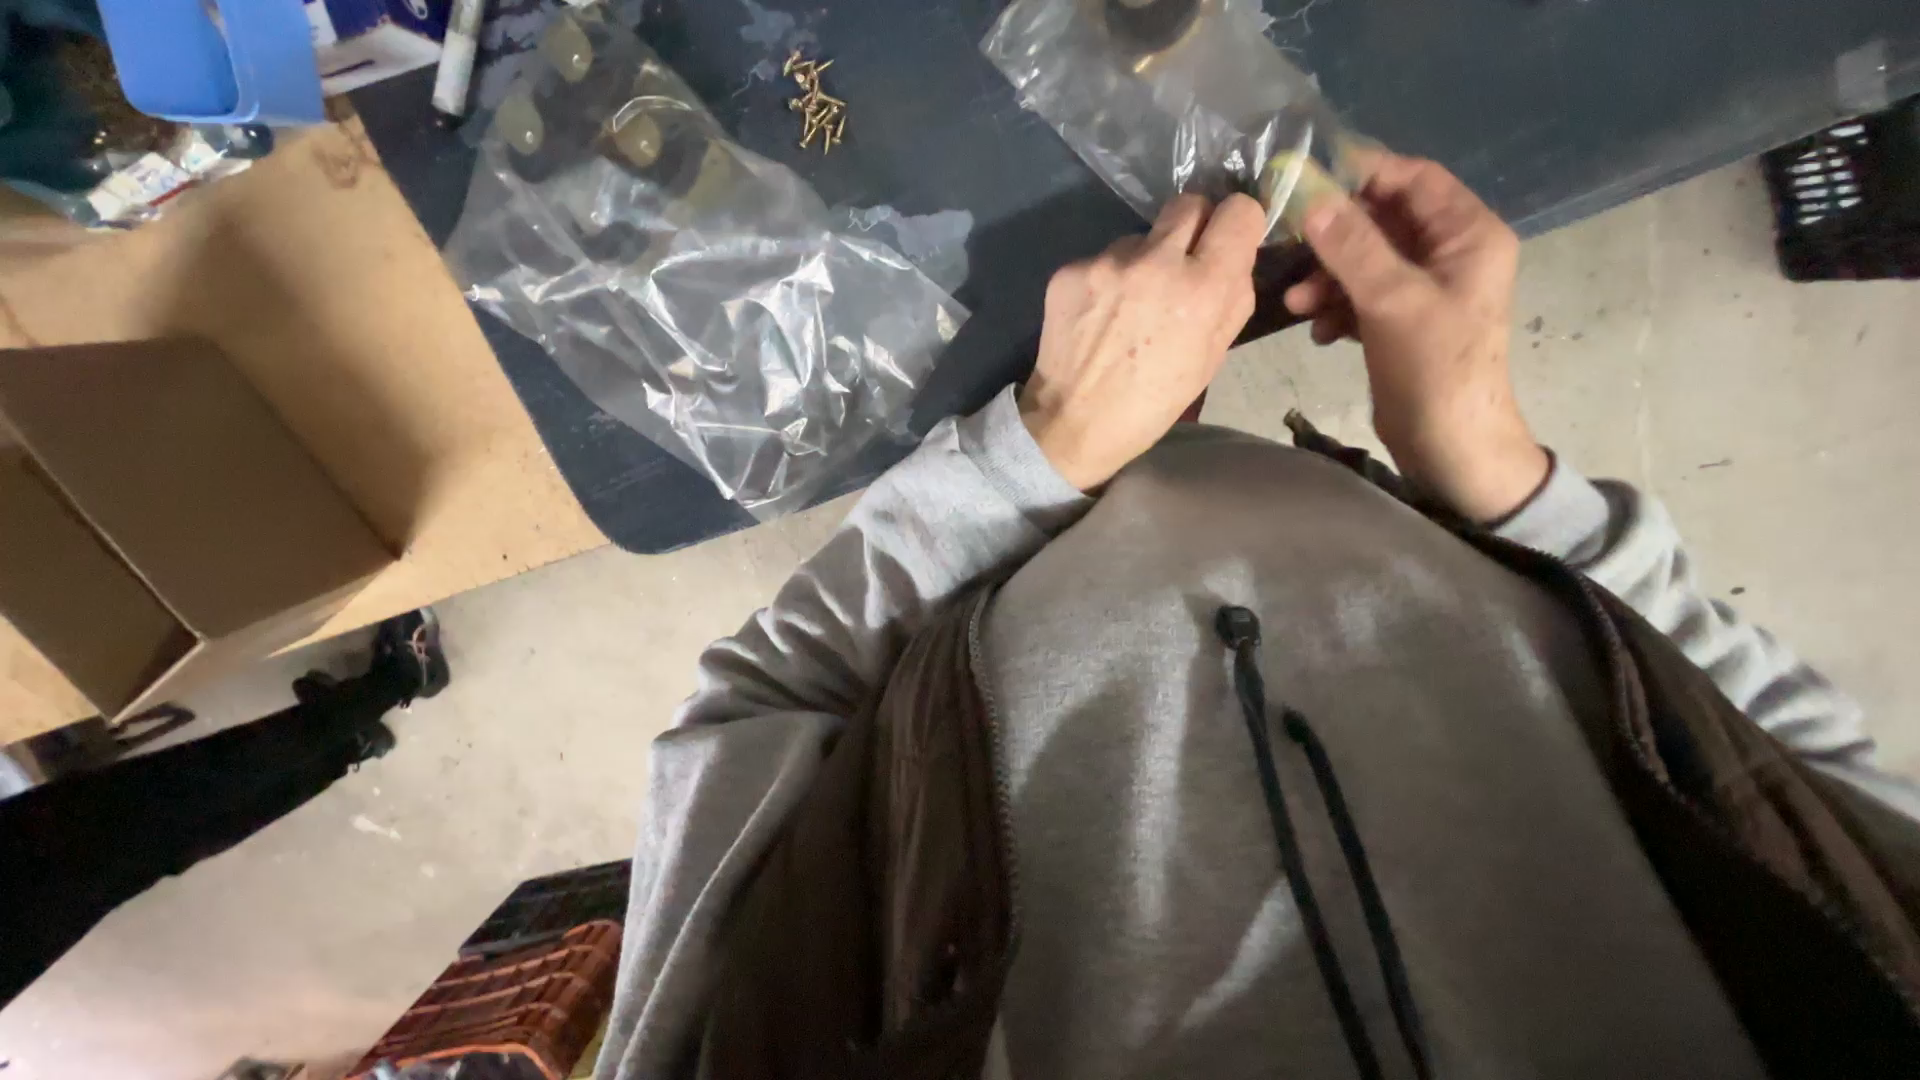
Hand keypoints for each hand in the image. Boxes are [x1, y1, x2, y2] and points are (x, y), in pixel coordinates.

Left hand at [1021, 193, 1266, 489]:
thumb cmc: (1152, 402)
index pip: (1238, 210)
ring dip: (1143, 262)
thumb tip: (1234, 257)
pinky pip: (1102, 260)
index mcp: (1203, 288)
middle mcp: (1156, 262)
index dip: (1236, 224)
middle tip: (1181, 264)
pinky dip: (1106, 281)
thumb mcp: (1212, 357)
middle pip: (1188, 203)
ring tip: (1129, 309)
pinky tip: (1099, 317)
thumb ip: (1231, 298)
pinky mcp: (1070, 270)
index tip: (1227, 241)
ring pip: (1140, 237)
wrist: (1073, 423)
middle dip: (1192, 228)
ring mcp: (1107, 263)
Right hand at [1283, 153, 1548, 522]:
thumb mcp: (1392, 301)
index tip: (1308, 183)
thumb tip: (1314, 200)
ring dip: (1328, 280)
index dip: (1363, 175)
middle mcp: (1450, 254)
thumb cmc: (1434, 367)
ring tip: (1297, 306)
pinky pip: (1363, 297)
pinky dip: (1337, 309)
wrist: (1448, 442)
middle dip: (1335, 240)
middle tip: (1291, 253)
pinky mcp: (1402, 322)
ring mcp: (1425, 290)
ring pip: (1366, 263)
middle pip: (1383, 223)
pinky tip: (1319, 332)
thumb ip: (1354, 248)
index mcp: (1468, 235)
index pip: (1414, 180)